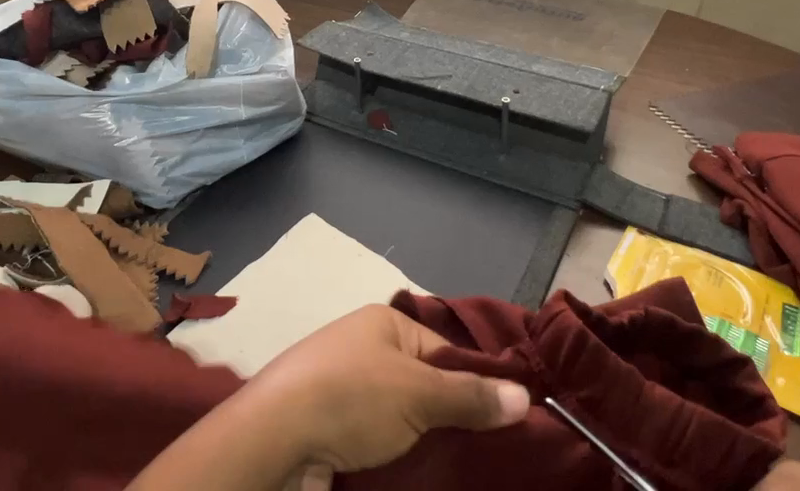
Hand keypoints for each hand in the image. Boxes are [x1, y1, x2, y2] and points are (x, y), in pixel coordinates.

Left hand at [233, 304, 530, 478]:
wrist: (274, 437)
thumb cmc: (350, 398)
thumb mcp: (418, 394)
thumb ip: (470, 397)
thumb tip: (525, 395)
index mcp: (383, 324)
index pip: (443, 352)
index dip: (474, 384)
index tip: (505, 421)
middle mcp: (363, 349)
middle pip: (423, 387)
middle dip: (449, 420)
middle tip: (486, 452)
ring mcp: (343, 388)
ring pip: (401, 418)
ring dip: (423, 444)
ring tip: (458, 468)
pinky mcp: (329, 426)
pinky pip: (376, 440)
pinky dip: (395, 458)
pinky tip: (415, 475)